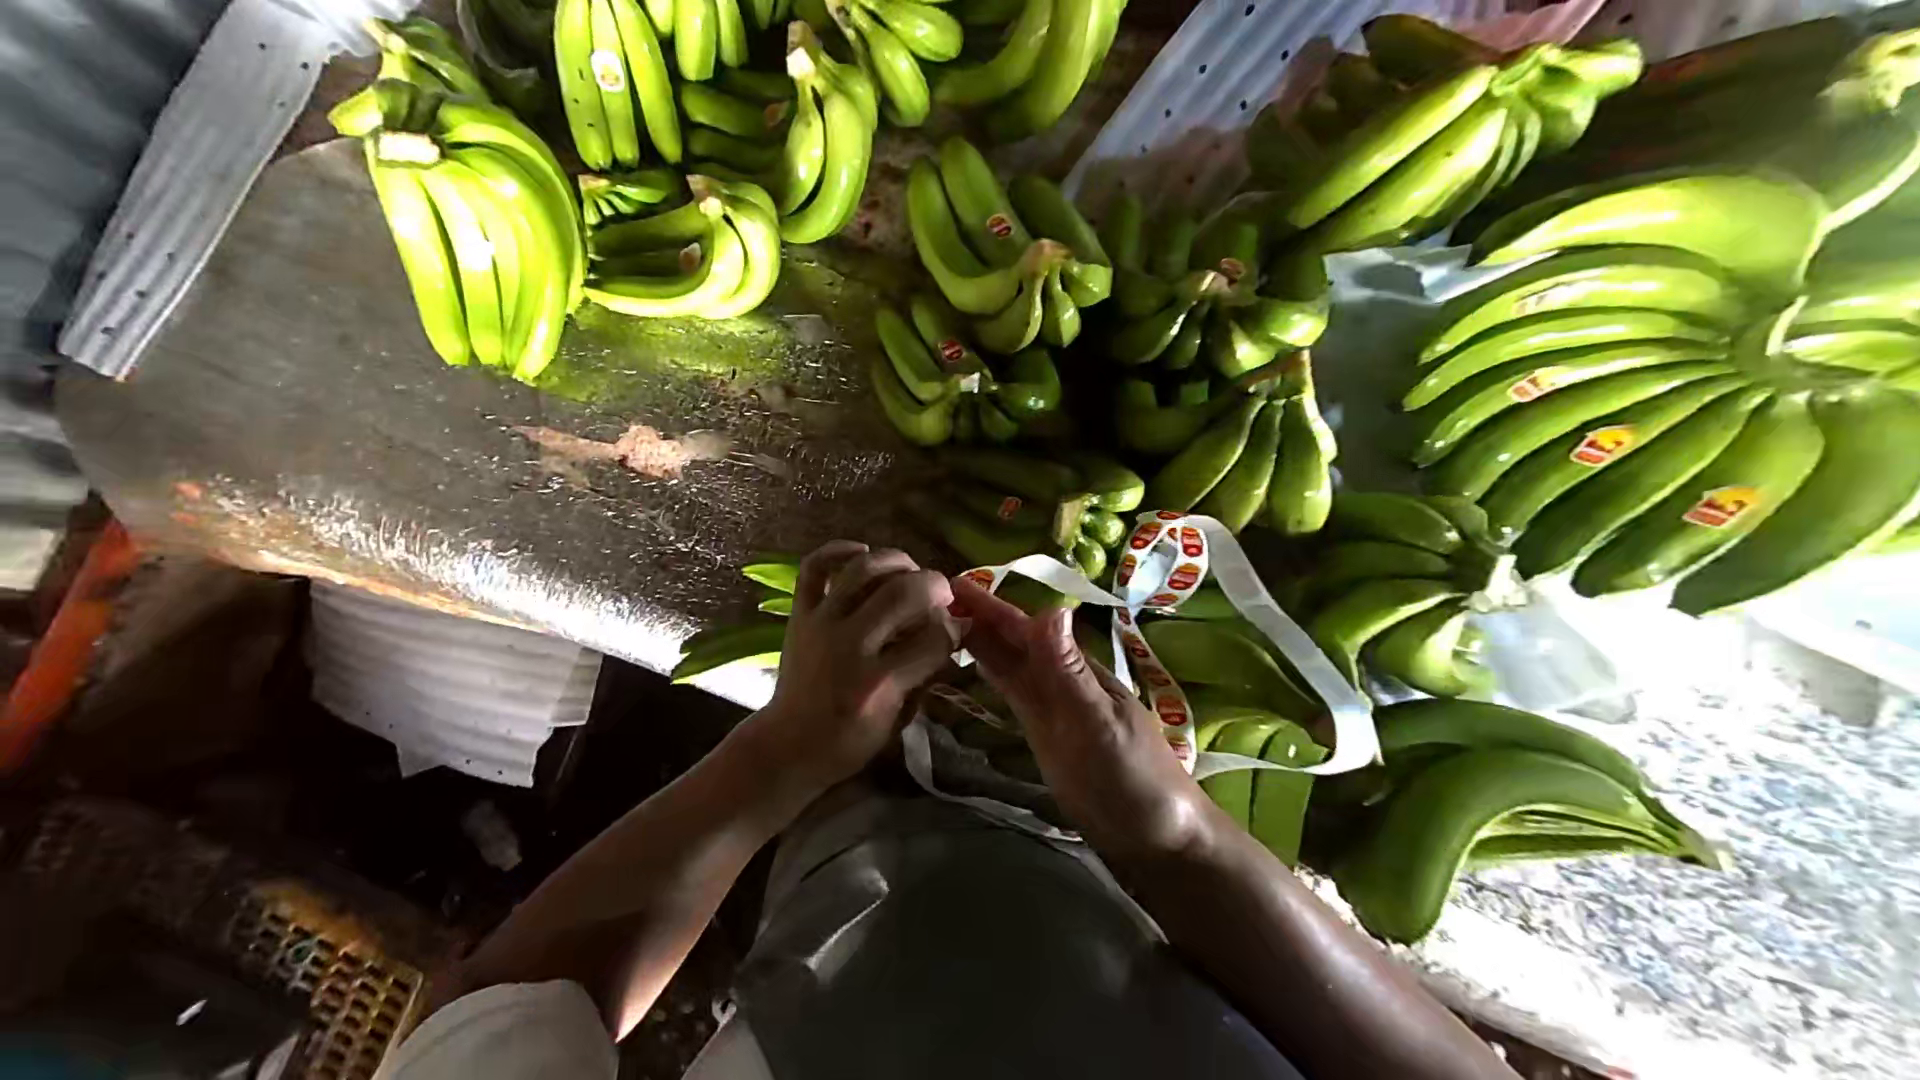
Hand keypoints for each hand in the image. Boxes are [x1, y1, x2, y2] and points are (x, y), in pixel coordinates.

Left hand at [750, 542, 963, 791]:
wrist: (788, 743)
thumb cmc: (848, 739)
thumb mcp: (897, 717)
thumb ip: (925, 672)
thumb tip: (952, 631)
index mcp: (877, 682)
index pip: (932, 638)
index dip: (954, 627)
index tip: (960, 623)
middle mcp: (849, 644)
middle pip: (902, 593)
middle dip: (934, 586)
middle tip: (943, 593)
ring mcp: (820, 623)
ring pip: (863, 570)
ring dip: (897, 562)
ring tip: (911, 572)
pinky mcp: (800, 613)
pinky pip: (815, 567)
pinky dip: (839, 551)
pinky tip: (864, 553)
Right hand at [950, 578, 1217, 861]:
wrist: (1154, 834)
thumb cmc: (1132, 775)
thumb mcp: (1098, 721)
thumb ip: (1069, 671)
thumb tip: (1050, 608)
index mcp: (1073, 667)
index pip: (1023, 627)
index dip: (990, 605)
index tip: (952, 581)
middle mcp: (1059, 678)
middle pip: (1012, 639)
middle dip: (977, 614)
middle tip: (931, 594)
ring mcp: (1050, 705)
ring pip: (1008, 662)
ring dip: (979, 638)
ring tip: (941, 617)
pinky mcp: (1043, 732)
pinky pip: (1010, 691)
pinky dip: (990, 671)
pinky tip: (973, 660)